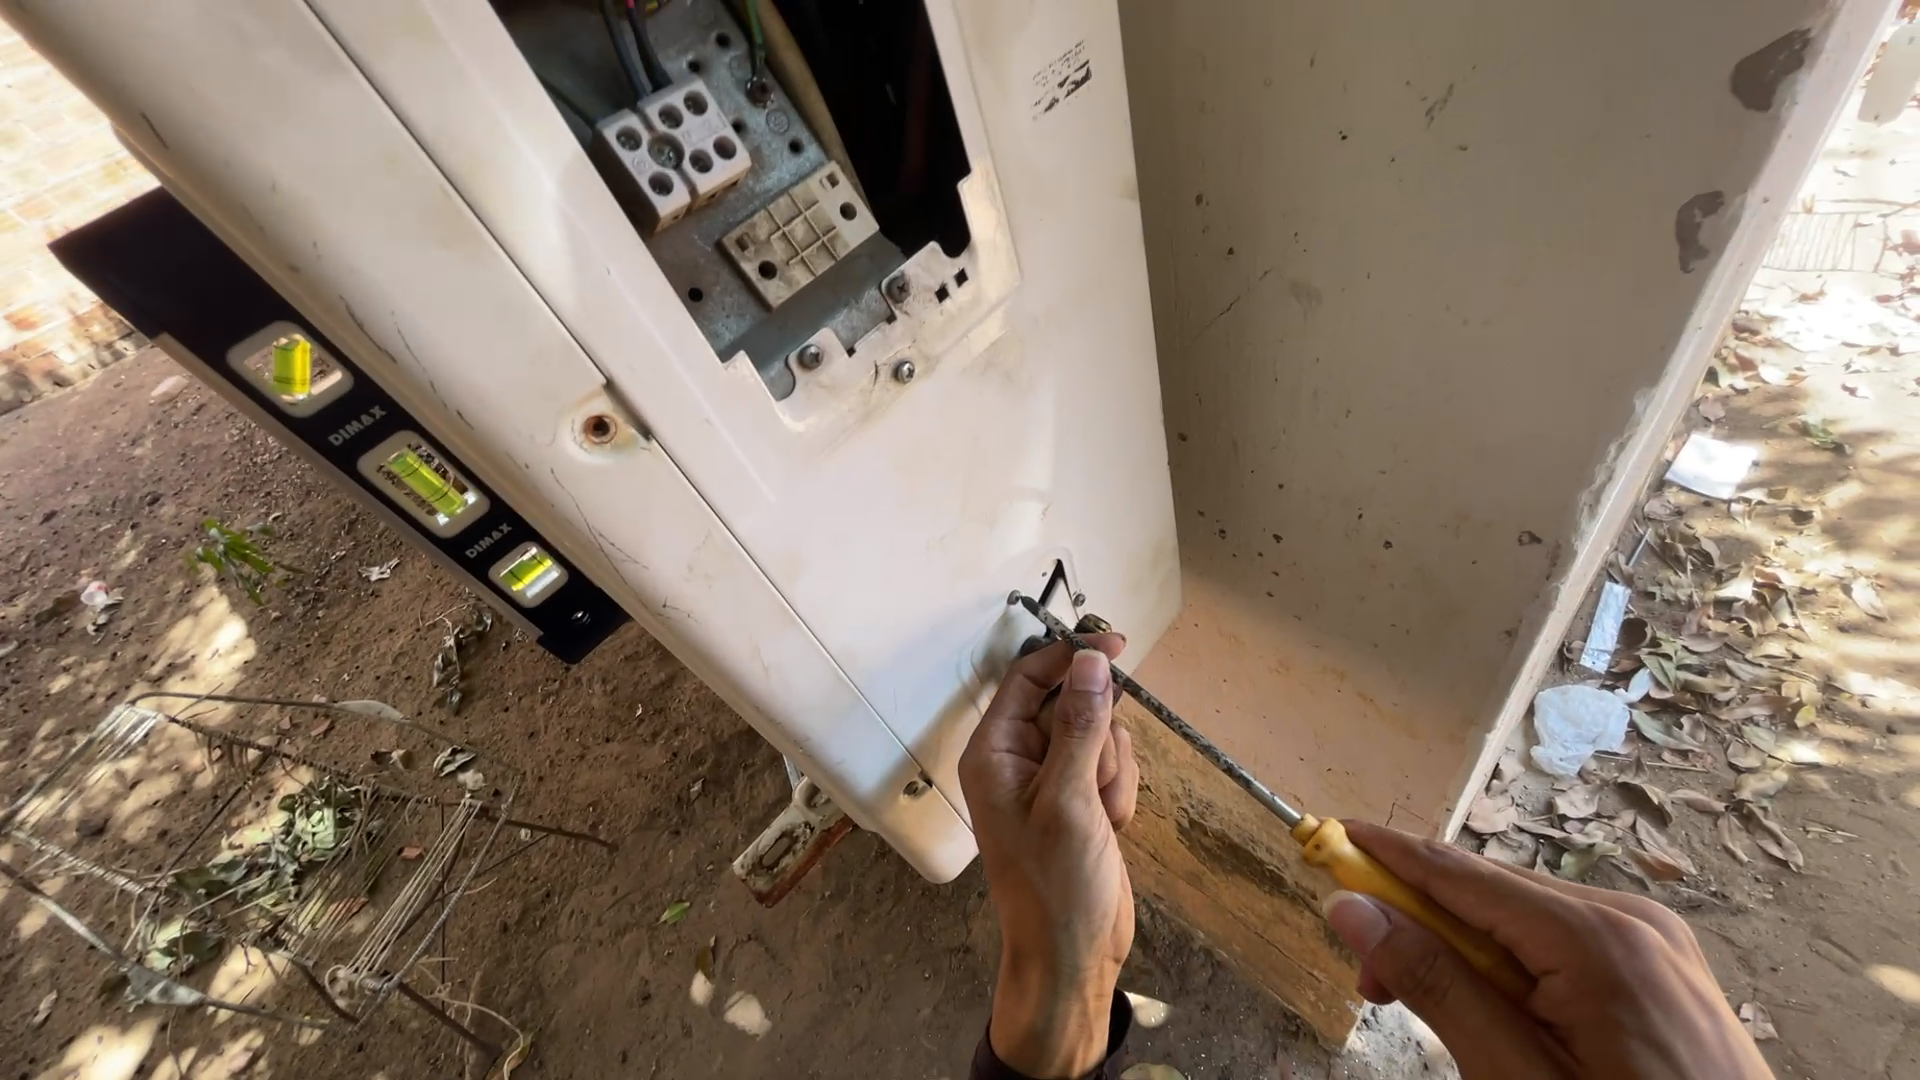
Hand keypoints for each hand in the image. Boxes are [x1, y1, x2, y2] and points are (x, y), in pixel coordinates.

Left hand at [960, 636, 1136, 1078]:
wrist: (1075, 954)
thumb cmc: (1058, 882)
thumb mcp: (1068, 799)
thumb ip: (1079, 726)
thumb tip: (1089, 661)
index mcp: (994, 749)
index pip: (1028, 678)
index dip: (1069, 656)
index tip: (1117, 644)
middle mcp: (1018, 756)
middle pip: (1071, 704)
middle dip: (1096, 742)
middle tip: (1095, 785)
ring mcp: (1052, 776)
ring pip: (1099, 734)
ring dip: (1110, 773)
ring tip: (1100, 816)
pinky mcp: (1080, 795)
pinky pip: (1110, 764)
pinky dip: (1117, 792)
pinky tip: (1109, 827)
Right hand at [1323, 821, 1771, 1078]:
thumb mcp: (1516, 1076)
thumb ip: (1433, 983)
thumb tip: (1349, 905)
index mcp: (1595, 937)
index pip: (1454, 871)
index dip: (1382, 854)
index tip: (1325, 838)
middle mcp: (1624, 916)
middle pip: (1479, 890)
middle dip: (1415, 922)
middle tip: (1372, 982)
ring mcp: (1647, 937)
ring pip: (1510, 912)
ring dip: (1454, 946)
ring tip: (1423, 1001)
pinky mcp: (1654, 961)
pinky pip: (1549, 935)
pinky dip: (1502, 960)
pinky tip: (1487, 1002)